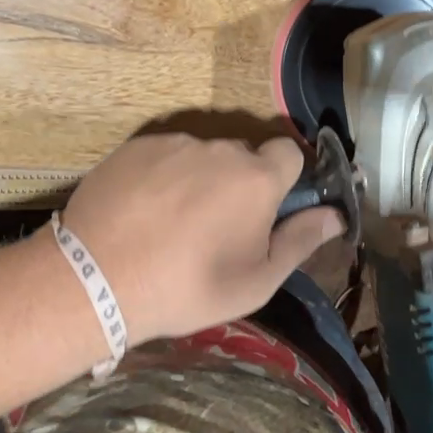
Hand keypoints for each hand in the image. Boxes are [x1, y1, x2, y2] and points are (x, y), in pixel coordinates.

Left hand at [60, 133, 344, 344]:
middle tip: (217, 226)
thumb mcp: (254, 282)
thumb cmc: (187, 288)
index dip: (284, 178)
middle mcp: (221, 149)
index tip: (268, 208)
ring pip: (202, 156)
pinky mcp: (136, 146)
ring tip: (172, 223)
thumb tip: (336, 215)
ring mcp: (175, 144)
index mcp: (258, 178)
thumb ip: (300, 241)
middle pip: (243, 156)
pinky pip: (164, 155)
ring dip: (199, 179)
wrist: (96, 281)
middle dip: (238, 182)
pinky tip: (143, 212)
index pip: (290, 152)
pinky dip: (162, 176)